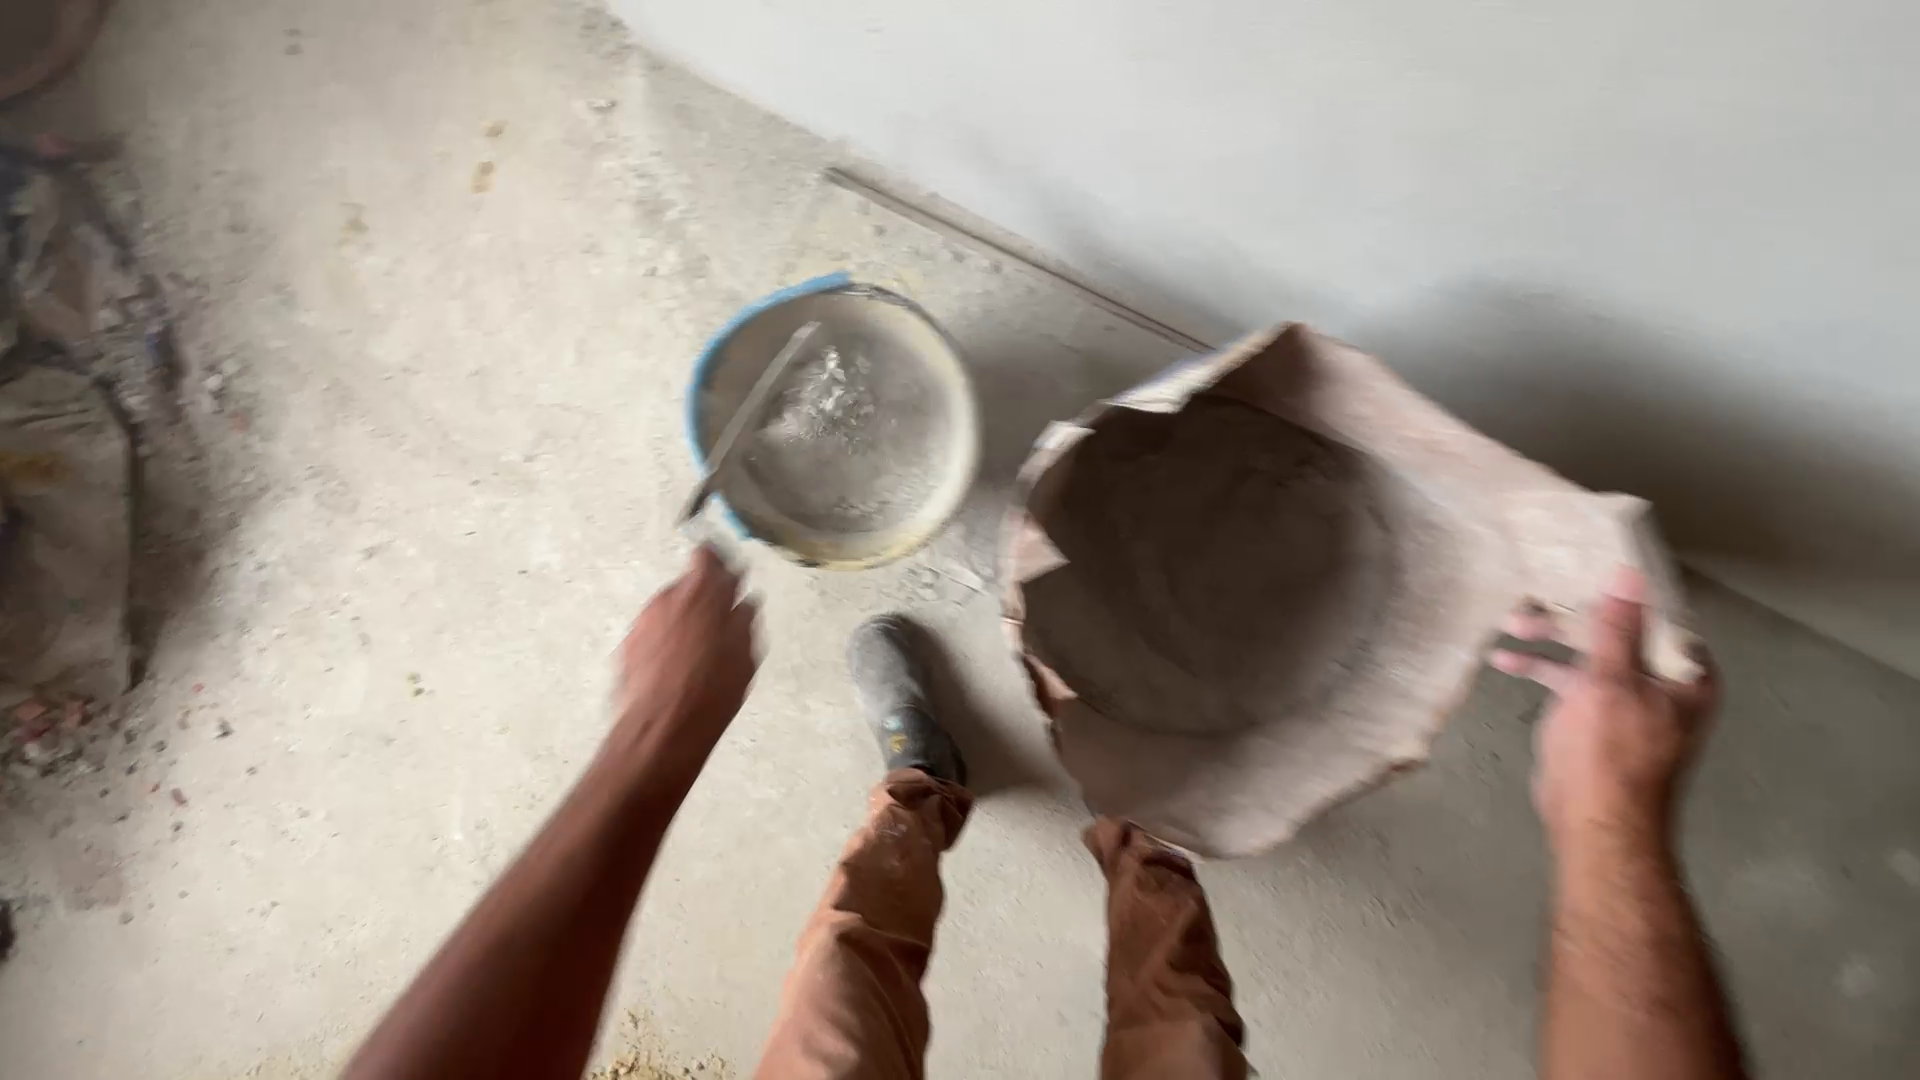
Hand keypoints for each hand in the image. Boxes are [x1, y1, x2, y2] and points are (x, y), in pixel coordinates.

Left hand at [607, 545, 760, 786]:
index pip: (708, 555)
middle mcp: (667, 598)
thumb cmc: (711, 691)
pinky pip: (654, 632)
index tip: (731, 577)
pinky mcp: (628, 645)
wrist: (662, 728)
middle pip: (688, 584)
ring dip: (685, 621)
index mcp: (702, 592)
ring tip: (701, 653)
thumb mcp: (745, 654)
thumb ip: (743, 619)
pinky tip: (679, 667)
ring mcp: (643, 621)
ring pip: (670, 609)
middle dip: (705, 599)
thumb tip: (744, 603)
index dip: (721, 564)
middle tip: (722, 624)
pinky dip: (667, 641)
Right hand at [1492, 566, 1718, 851]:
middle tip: (1531, 604)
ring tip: (1508, 627)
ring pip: (1587, 654)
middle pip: (1616, 633)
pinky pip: (1568, 680)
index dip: (1624, 593)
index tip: (1584, 568)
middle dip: (1571, 618)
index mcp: (1683, 675)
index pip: (1660, 617)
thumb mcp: (1609, 681)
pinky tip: (1504, 661)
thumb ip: (1617, 628)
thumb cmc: (1609, 748)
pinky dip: (1539, 669)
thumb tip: (1629, 575)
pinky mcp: (1592, 717)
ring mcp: (1625, 700)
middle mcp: (1660, 683)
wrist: (1593, 816)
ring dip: (1549, 640)